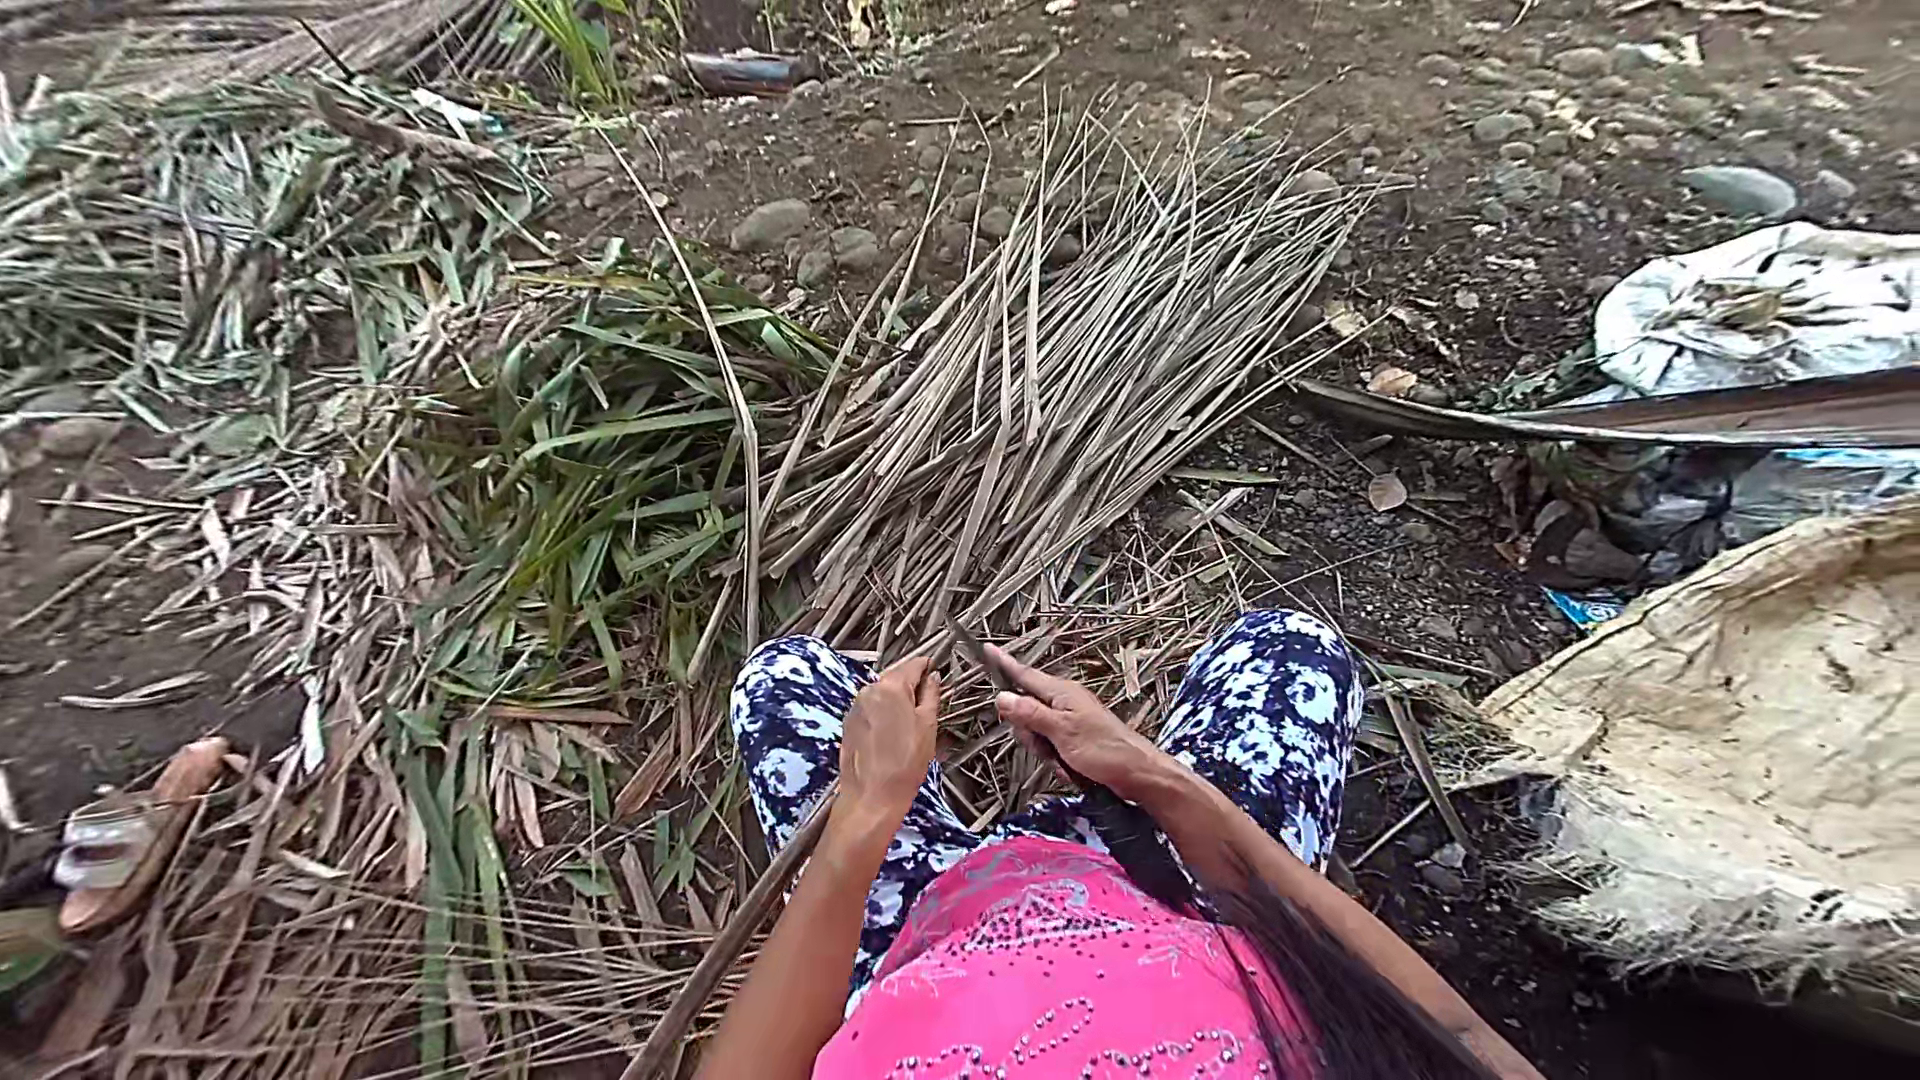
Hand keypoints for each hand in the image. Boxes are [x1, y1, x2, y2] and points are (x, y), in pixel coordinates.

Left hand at [836, 657, 940, 829]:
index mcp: (890, 687)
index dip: (927, 667)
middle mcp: (869, 691)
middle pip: (896, 677)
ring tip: (913, 725)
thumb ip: (931, 695)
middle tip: (929, 705)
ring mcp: (857, 707)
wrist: (871, 797)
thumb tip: (933, 679)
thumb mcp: (927, 725)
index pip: (913, 664)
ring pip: (883, 694)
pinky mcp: (850, 723)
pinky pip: (872, 709)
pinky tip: (895, 735)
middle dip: (913, 687)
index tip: (935, 671)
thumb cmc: (903, 764)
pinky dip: (885, 714)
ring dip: (898, 702)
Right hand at [986, 644, 1174, 802]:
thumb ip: (1030, 714)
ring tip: (1063, 759)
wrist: (1138, 774)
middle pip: (1025, 710)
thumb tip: (1002, 696)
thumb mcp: (1061, 731)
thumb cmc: (1105, 750)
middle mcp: (1063, 701)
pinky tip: (1070, 768)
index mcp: (1060, 692)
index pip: (1024, 674)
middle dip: (1029, 733)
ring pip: (1036, 731)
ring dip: (1045, 751)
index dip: (1004, 664)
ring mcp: (1069, 719)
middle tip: (1045, 746)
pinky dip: (1057, 760)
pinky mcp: (1074, 737)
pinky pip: (1051, 746)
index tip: (987, 649)